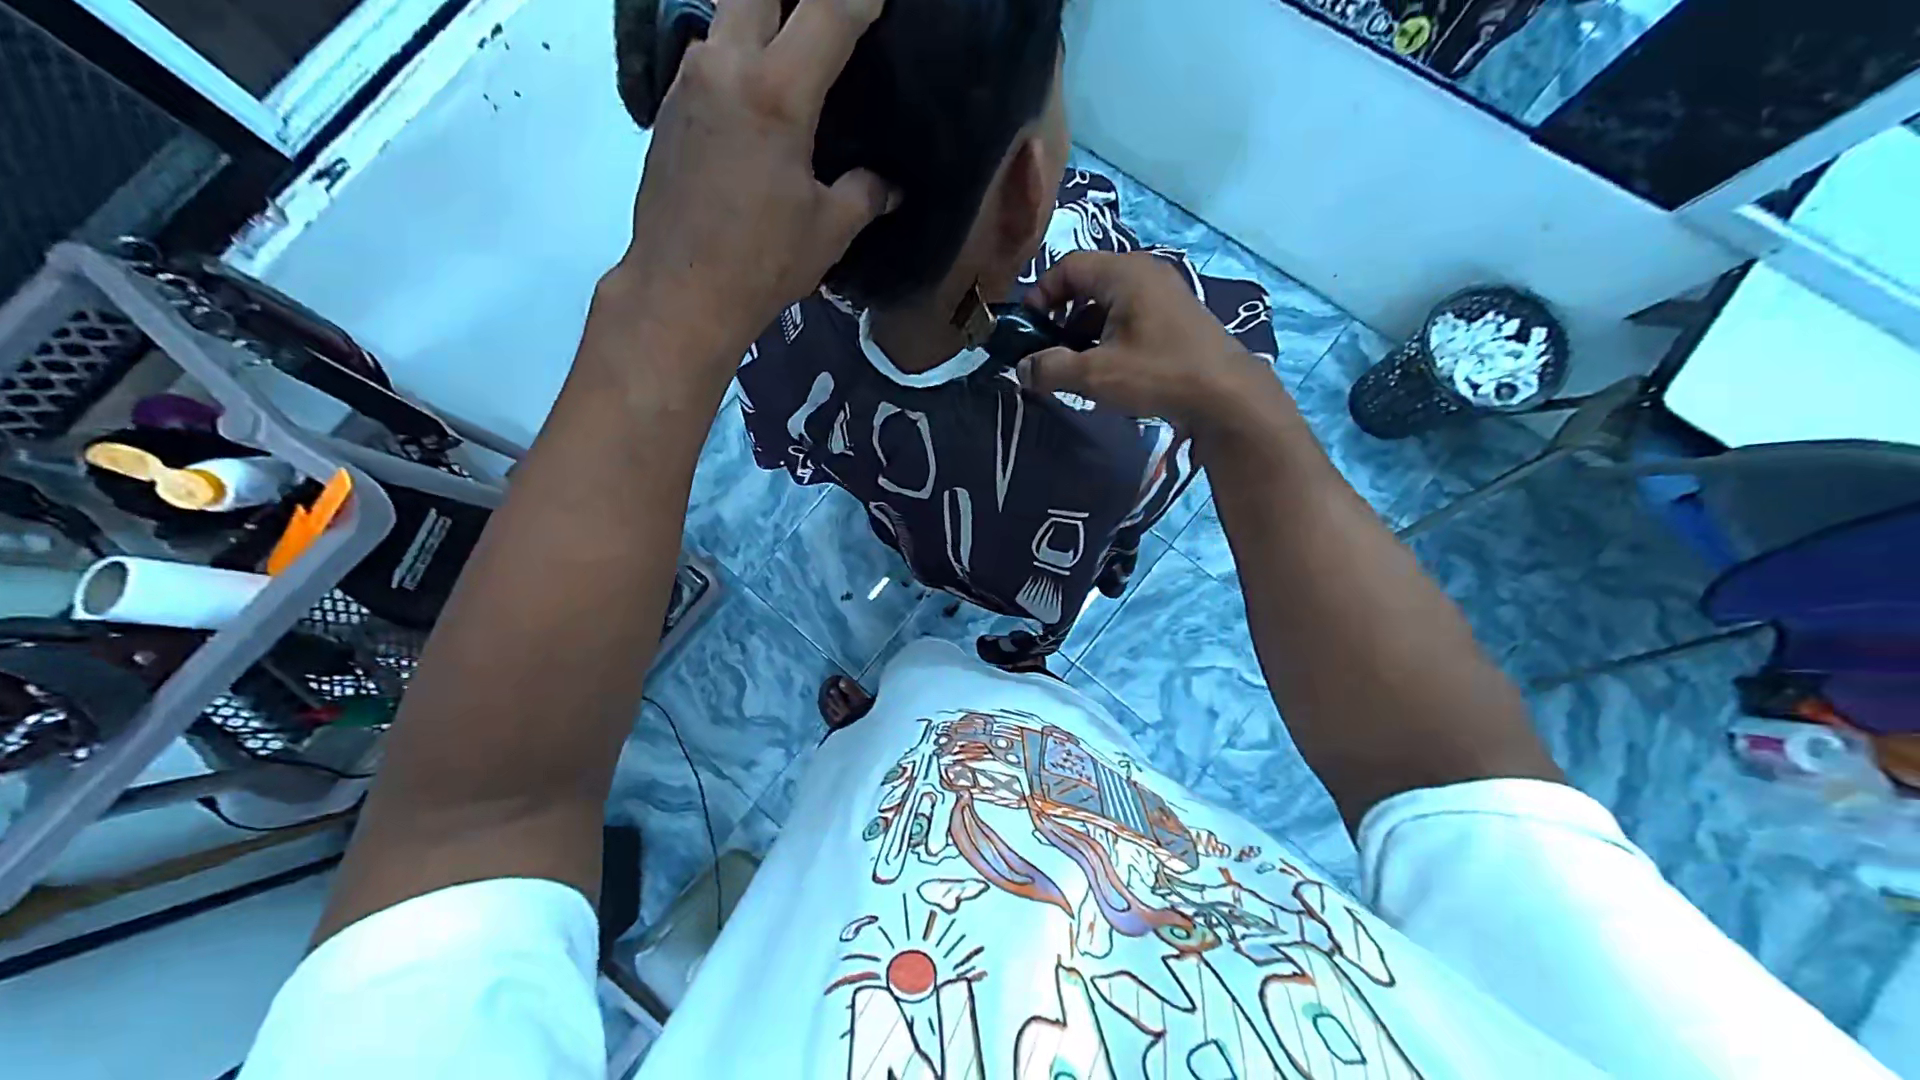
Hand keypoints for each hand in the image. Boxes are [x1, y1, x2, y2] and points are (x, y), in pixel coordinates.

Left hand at [613, 0, 898, 352]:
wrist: (681, 289)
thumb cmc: (762, 262)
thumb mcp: (829, 231)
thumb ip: (864, 194)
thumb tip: (887, 186)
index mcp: (776, 93)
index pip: (827, 14)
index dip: (859, 1)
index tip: (879, 3)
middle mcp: (725, 67)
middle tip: (823, 20)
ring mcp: (688, 82)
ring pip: (725, 15)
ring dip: (759, 20)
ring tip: (790, 51)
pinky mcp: (667, 108)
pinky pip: (707, 56)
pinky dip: (735, 57)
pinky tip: (753, 96)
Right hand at [1017, 252, 1292, 437]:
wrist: (1226, 396)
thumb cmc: (1157, 374)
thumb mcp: (1094, 374)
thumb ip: (1050, 368)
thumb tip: (1022, 368)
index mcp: (1124, 273)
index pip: (1068, 266)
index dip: (1041, 294)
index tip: (1029, 329)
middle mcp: (1146, 273)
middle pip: (1088, 283)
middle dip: (1062, 316)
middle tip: (1049, 349)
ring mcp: (1165, 295)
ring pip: (1110, 303)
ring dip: (1085, 331)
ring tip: (1076, 366)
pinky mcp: (1177, 319)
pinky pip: (1130, 317)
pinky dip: (1110, 337)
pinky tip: (1108, 370)